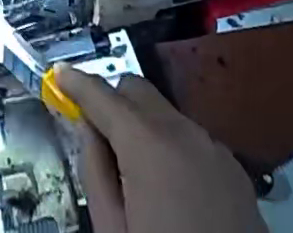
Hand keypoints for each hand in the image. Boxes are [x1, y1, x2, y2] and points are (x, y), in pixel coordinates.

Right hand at [55, 65, 267, 232]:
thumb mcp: (112, 229)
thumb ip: (95, 170)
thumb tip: (88, 129)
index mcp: (148, 144)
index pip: (103, 95)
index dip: (76, 82)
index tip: (59, 74)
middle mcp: (183, 131)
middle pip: (137, 90)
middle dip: (111, 101)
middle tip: (96, 135)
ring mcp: (213, 146)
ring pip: (164, 112)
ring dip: (142, 124)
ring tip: (134, 173)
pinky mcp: (234, 167)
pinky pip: (191, 138)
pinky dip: (170, 145)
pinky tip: (170, 189)